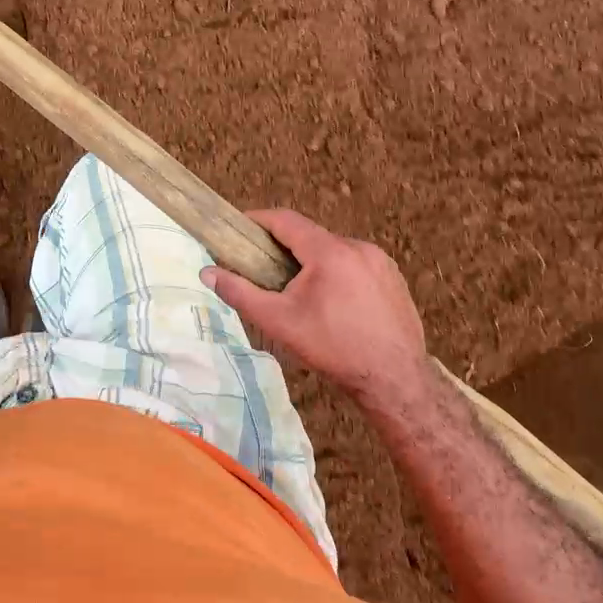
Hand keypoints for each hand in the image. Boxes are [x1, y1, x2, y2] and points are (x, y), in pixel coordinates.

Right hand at [199, 209, 431, 412]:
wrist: (396, 382)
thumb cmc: (332, 348)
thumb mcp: (277, 321)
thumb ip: (239, 292)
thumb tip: (206, 272)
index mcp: (329, 252)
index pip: (285, 220)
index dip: (257, 220)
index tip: (238, 229)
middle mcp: (359, 248)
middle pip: (310, 236)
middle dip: (283, 247)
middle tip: (263, 268)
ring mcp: (382, 263)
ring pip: (334, 250)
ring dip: (311, 261)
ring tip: (297, 290)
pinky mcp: (395, 280)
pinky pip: (356, 265)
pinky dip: (337, 273)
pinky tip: (331, 303)